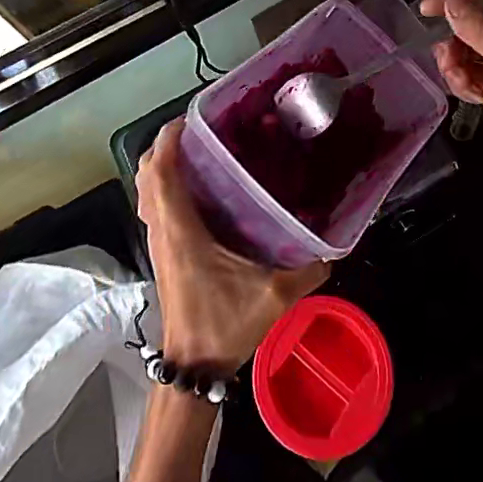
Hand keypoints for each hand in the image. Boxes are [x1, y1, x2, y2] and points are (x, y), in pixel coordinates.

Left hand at [136, 121, 328, 373]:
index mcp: (181, 230)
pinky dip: (169, 186)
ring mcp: (160, 241)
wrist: (193, 366)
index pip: (160, 171)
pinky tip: (203, 189)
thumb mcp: (275, 295)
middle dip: (167, 144)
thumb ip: (310, 268)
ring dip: (165, 164)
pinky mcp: (165, 252)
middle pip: (147, 173)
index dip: (168, 138)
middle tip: (205, 130)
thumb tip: (336, 244)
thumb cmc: (225, 325)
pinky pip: (157, 206)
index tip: (193, 115)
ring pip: (148, 189)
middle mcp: (163, 229)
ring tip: (204, 150)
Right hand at [418, 0, 482, 193]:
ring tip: (457, 80)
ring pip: (469, 48)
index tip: (428, 8)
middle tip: (444, 57)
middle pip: (476, 21)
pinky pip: (470, 72)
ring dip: (456, 61)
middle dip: (456, 36)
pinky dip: (462, 80)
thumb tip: (450, 3)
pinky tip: (467, 95)